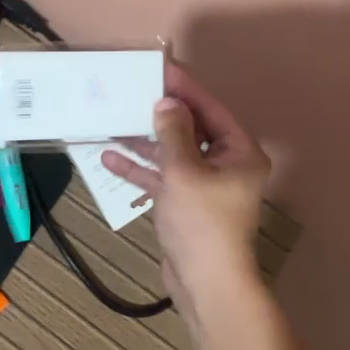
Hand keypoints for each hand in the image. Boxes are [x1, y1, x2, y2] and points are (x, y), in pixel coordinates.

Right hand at [103, 63, 271, 324]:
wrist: (206, 282)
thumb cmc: (201, 223)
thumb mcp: (184, 171)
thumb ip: (173, 133)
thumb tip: (166, 104)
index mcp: (238, 152)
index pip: (209, 108)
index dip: (184, 87)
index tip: (159, 68)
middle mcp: (226, 164)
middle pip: (191, 128)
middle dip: (160, 113)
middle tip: (132, 90)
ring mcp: (205, 186)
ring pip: (173, 153)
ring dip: (144, 141)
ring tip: (114, 121)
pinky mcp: (186, 204)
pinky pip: (163, 177)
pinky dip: (141, 169)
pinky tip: (111, 159)